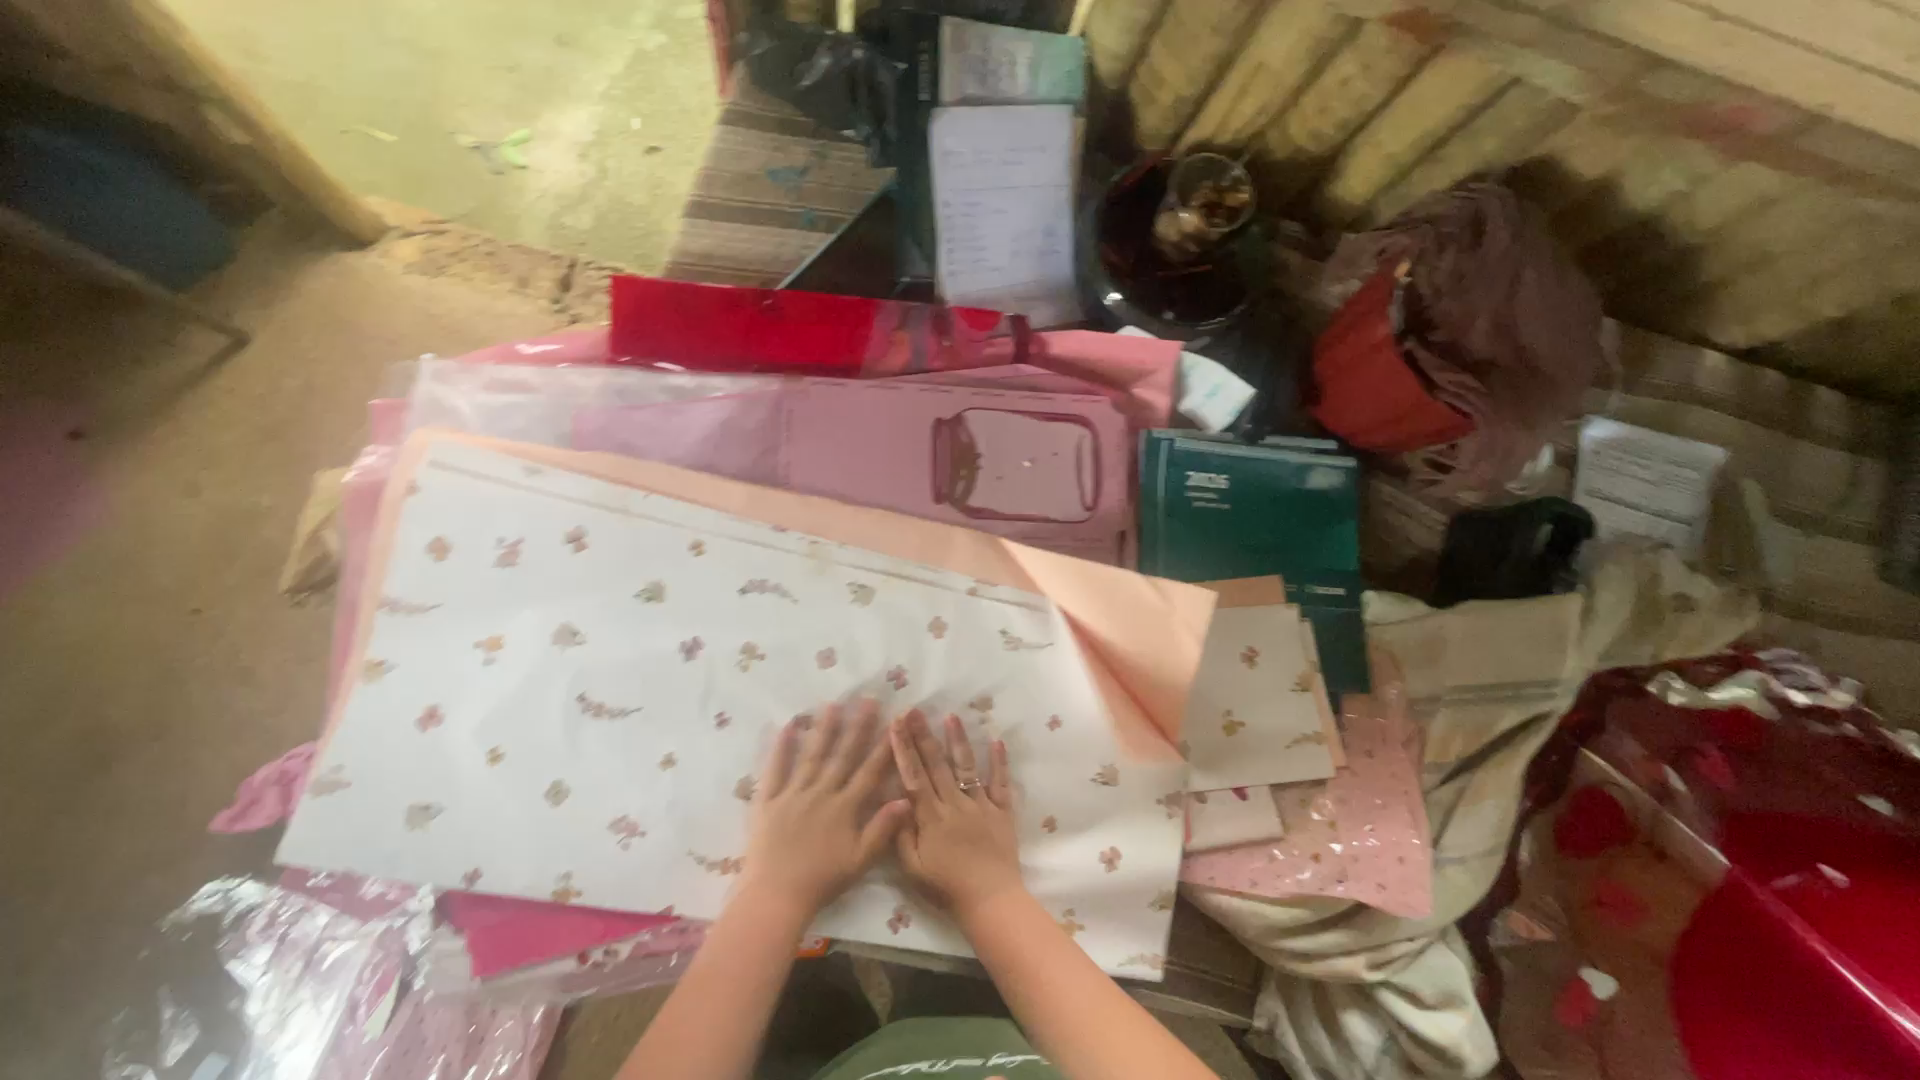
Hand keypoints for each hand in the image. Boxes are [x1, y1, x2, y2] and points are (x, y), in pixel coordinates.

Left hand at [741, 699, 910, 918]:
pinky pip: (775, 769)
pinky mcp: (768, 801)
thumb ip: (882, 828)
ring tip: (834, 704)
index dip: (883, 747)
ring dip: (824, 729)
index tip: (895, 723)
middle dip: (857, 727)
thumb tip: (906, 798)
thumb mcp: (859, 860)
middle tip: (868, 700)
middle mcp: (821, 794)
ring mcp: (793, 794)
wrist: (776, 894)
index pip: (869, 772)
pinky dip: (782, 747)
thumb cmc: (822, 881)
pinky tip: (789, 725)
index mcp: (845, 808)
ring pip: (812, 755)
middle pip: (842, 756)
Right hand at [890, 710, 1022, 919]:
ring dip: (958, 740)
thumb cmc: (946, 888)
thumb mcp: (912, 868)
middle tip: (915, 710)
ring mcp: (980, 805)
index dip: (903, 749)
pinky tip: (997, 740)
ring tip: (950, 716)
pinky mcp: (1002, 811)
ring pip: (966, 767)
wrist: (990, 900)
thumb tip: (893, 802)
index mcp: (930, 817)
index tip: (895, 724)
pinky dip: (999, 762)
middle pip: (936, 765)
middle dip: (923, 735)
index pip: (912, 776)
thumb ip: (901, 835)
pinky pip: (1000, 783)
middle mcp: (954, 804)